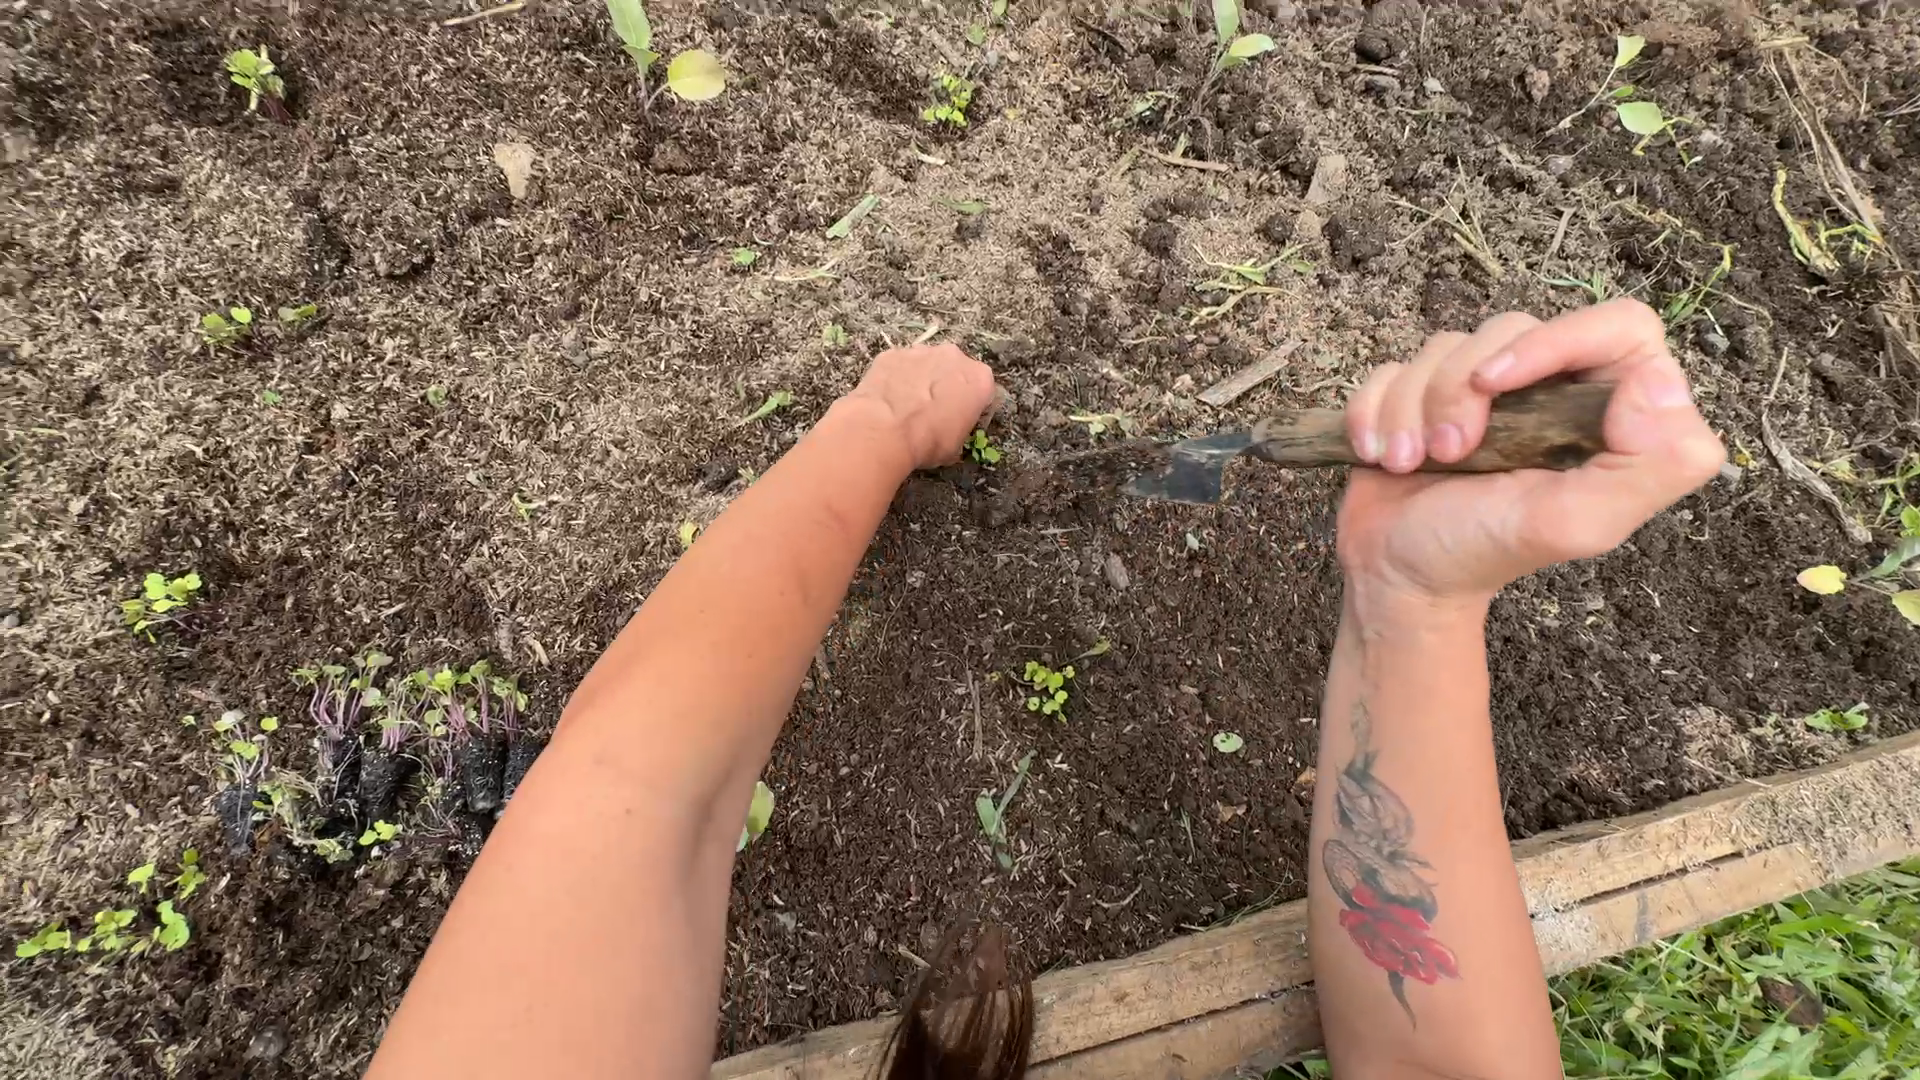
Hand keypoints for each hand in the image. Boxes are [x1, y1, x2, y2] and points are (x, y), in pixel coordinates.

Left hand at [838, 344, 997, 471]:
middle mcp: (954, 357)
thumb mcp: (956, 446)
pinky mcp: (893, 353)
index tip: (961, 420)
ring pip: (926, 364)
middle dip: (947, 387)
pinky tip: (888, 400)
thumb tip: (950, 430)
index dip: (972, 407)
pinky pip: (899, 365)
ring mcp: (921, 351)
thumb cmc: (927, 441)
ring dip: (921, 380)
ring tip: (907, 406)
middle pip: (955, 371)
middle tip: (933, 412)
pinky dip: (896, 378)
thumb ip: (960, 428)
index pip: (984, 391)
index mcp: (979, 379)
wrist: (883, 431)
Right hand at [1338, 298, 1725, 606]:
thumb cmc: (1482, 552)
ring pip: (1439, 349)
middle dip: (1455, 391)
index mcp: (1601, 412)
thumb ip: (1651, 464)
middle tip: (1445, 454)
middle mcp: (1541, 389)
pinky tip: (1373, 453)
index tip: (1491, 384)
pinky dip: (1370, 412)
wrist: (1395, 573)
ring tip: (1404, 463)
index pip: (1613, 327)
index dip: (1553, 340)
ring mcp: (1470, 392)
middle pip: (1505, 330)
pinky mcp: (1411, 399)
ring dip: (1407, 410)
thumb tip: (1656, 382)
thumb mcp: (1576, 524)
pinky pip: (1387, 372)